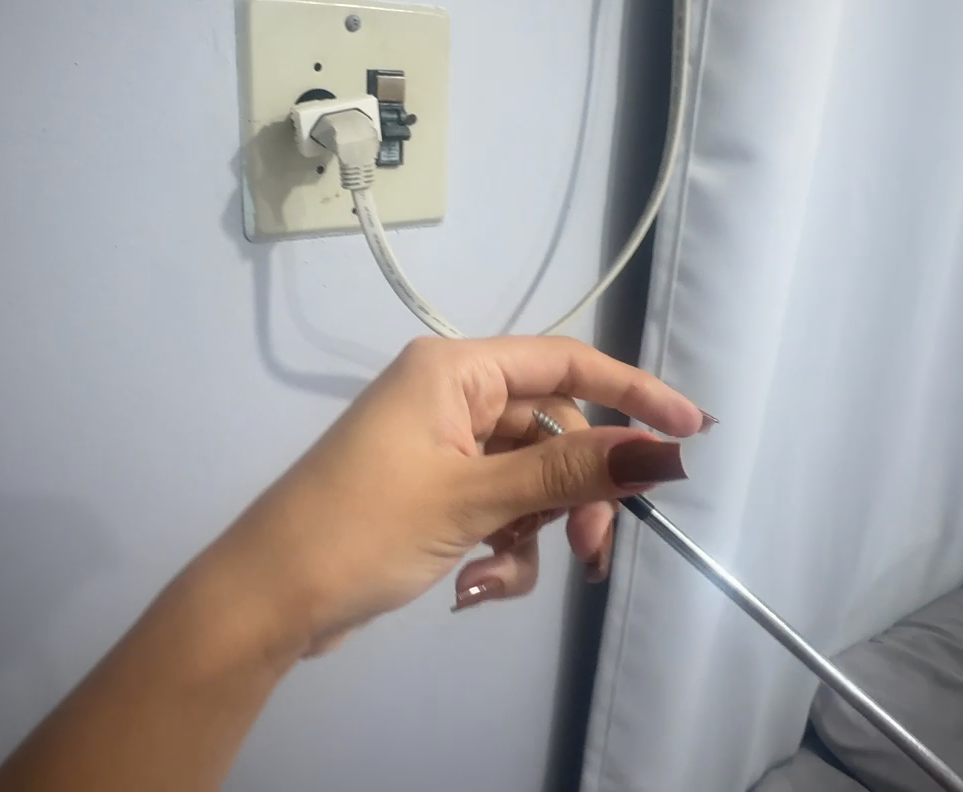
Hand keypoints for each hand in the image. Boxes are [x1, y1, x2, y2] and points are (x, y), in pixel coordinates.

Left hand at [205, 335, 707, 655]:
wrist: (270, 597)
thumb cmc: (362, 527)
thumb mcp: (472, 499)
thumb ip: (567, 472)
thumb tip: (657, 451)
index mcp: (455, 370)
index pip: (565, 364)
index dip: (633, 392)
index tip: (693, 431)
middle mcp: (452, 395)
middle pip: (553, 430)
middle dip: (576, 493)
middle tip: (592, 553)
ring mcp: (443, 444)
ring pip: (530, 477)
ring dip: (533, 531)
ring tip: (499, 576)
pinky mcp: (436, 489)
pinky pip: (499, 507)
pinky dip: (502, 547)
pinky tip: (474, 586)